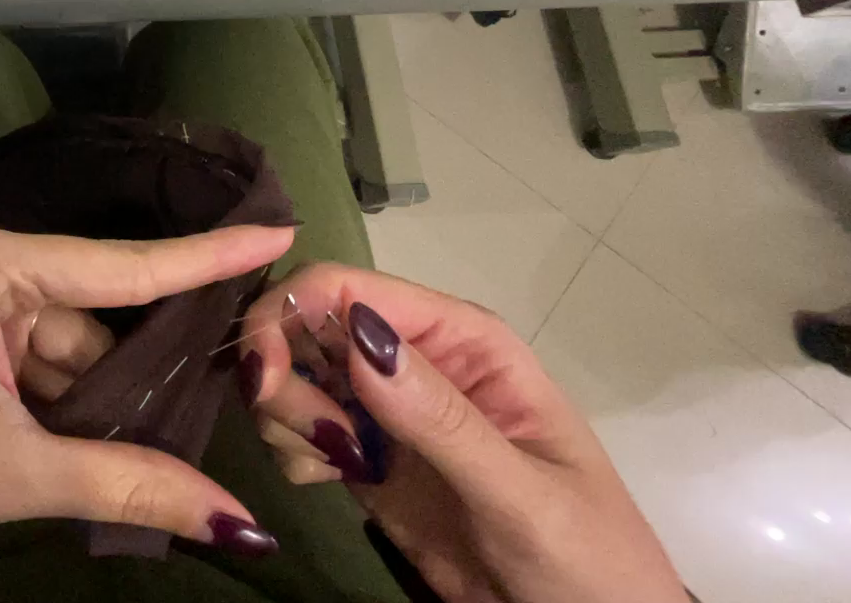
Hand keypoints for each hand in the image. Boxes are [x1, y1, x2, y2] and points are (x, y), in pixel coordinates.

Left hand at [0, 220, 294, 602]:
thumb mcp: (14, 473)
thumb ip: (129, 484)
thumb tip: (242, 524)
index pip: (117, 265)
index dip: (203, 257)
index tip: (274, 230)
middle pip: (94, 317)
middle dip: (137, 375)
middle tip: (210, 416)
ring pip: (69, 348)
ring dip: (96, 403)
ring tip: (120, 458)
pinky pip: (37, 362)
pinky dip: (63, 404)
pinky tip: (76, 447)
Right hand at [243, 264, 685, 602]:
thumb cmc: (585, 564)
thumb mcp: (524, 496)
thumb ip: (441, 418)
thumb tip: (361, 336)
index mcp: (455, 338)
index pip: (344, 287)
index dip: (289, 312)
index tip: (265, 375)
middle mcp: (404, 354)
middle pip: (298, 321)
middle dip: (280, 372)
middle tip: (310, 433)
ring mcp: (374, 400)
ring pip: (285, 370)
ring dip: (287, 415)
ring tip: (338, 465)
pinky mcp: (352, 444)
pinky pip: (288, 421)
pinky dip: (292, 448)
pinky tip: (332, 480)